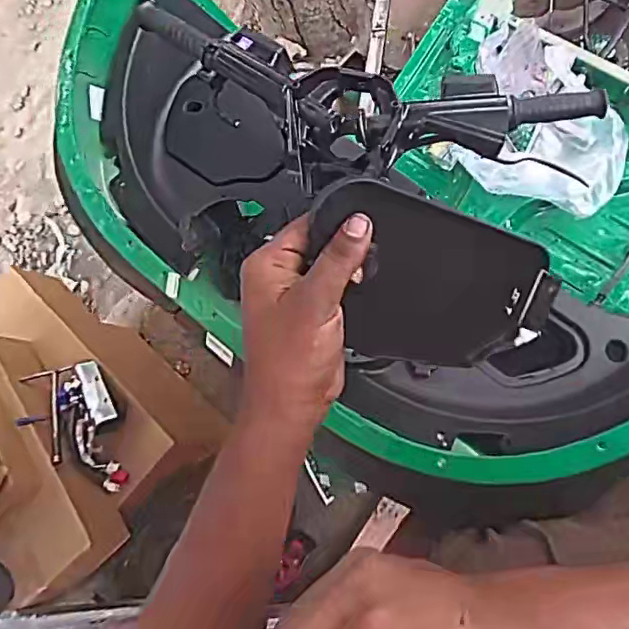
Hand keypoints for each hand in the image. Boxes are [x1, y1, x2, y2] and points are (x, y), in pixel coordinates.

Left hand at [238, 213, 372, 427]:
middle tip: (361, 262)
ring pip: (331, 264)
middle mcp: (278, 276)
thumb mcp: (316, 300)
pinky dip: (349, 287)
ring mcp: (296, 293)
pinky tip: (354, 296)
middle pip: (320, 242)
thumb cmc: (287, 363)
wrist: (294, 404)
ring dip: (348, 270)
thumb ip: (339, 258)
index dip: (335, 223)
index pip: (305, 224)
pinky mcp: (314, 310)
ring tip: (352, 286)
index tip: (363, 224)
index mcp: (266, 264)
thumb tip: (357, 223)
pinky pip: (336, 286)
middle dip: (345, 249)